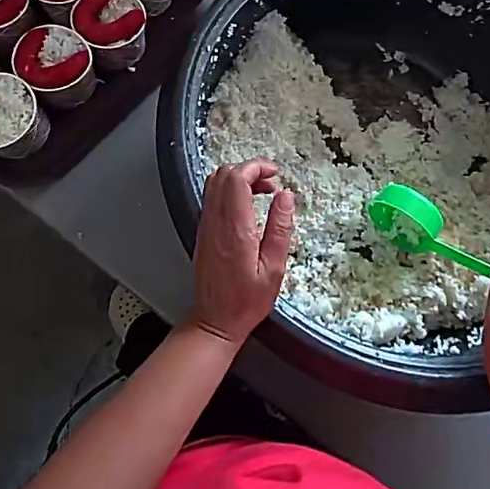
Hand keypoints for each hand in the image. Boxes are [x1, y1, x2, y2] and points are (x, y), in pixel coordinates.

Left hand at [189, 160, 292, 345]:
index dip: (256, 167)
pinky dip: (230, 191)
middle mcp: (215, 222)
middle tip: (272, 184)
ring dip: (239, 179)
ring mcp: (205, 225)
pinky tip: (248, 207)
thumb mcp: (274, 268)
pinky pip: (212, 198)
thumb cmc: (246, 301)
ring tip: (263, 193)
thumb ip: (280, 228)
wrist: (215, 321)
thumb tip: (286, 196)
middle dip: (249, 170)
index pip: (236, 179)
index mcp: (234, 228)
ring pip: (215, 183)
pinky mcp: (203, 231)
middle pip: (223, 175)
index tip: (275, 174)